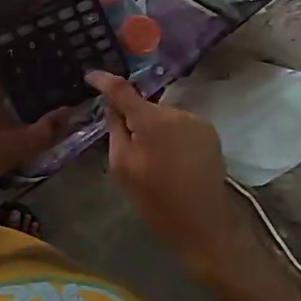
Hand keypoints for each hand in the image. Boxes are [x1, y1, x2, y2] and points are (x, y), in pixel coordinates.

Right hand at [86, 71, 242, 270]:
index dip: (104, 80)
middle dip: (133, 117)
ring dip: (153, 127)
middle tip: (126, 143)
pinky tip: (170, 158)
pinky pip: (179, 125)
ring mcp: (196, 121)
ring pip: (163, 116)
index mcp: (152, 120)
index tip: (90, 76)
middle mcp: (176, 112)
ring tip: (151, 157)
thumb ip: (115, 129)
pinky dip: (170, 135)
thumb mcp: (122, 167)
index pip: (122, 89)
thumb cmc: (156, 200)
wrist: (203, 224)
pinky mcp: (210, 133)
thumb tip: (112, 105)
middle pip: (144, 105)